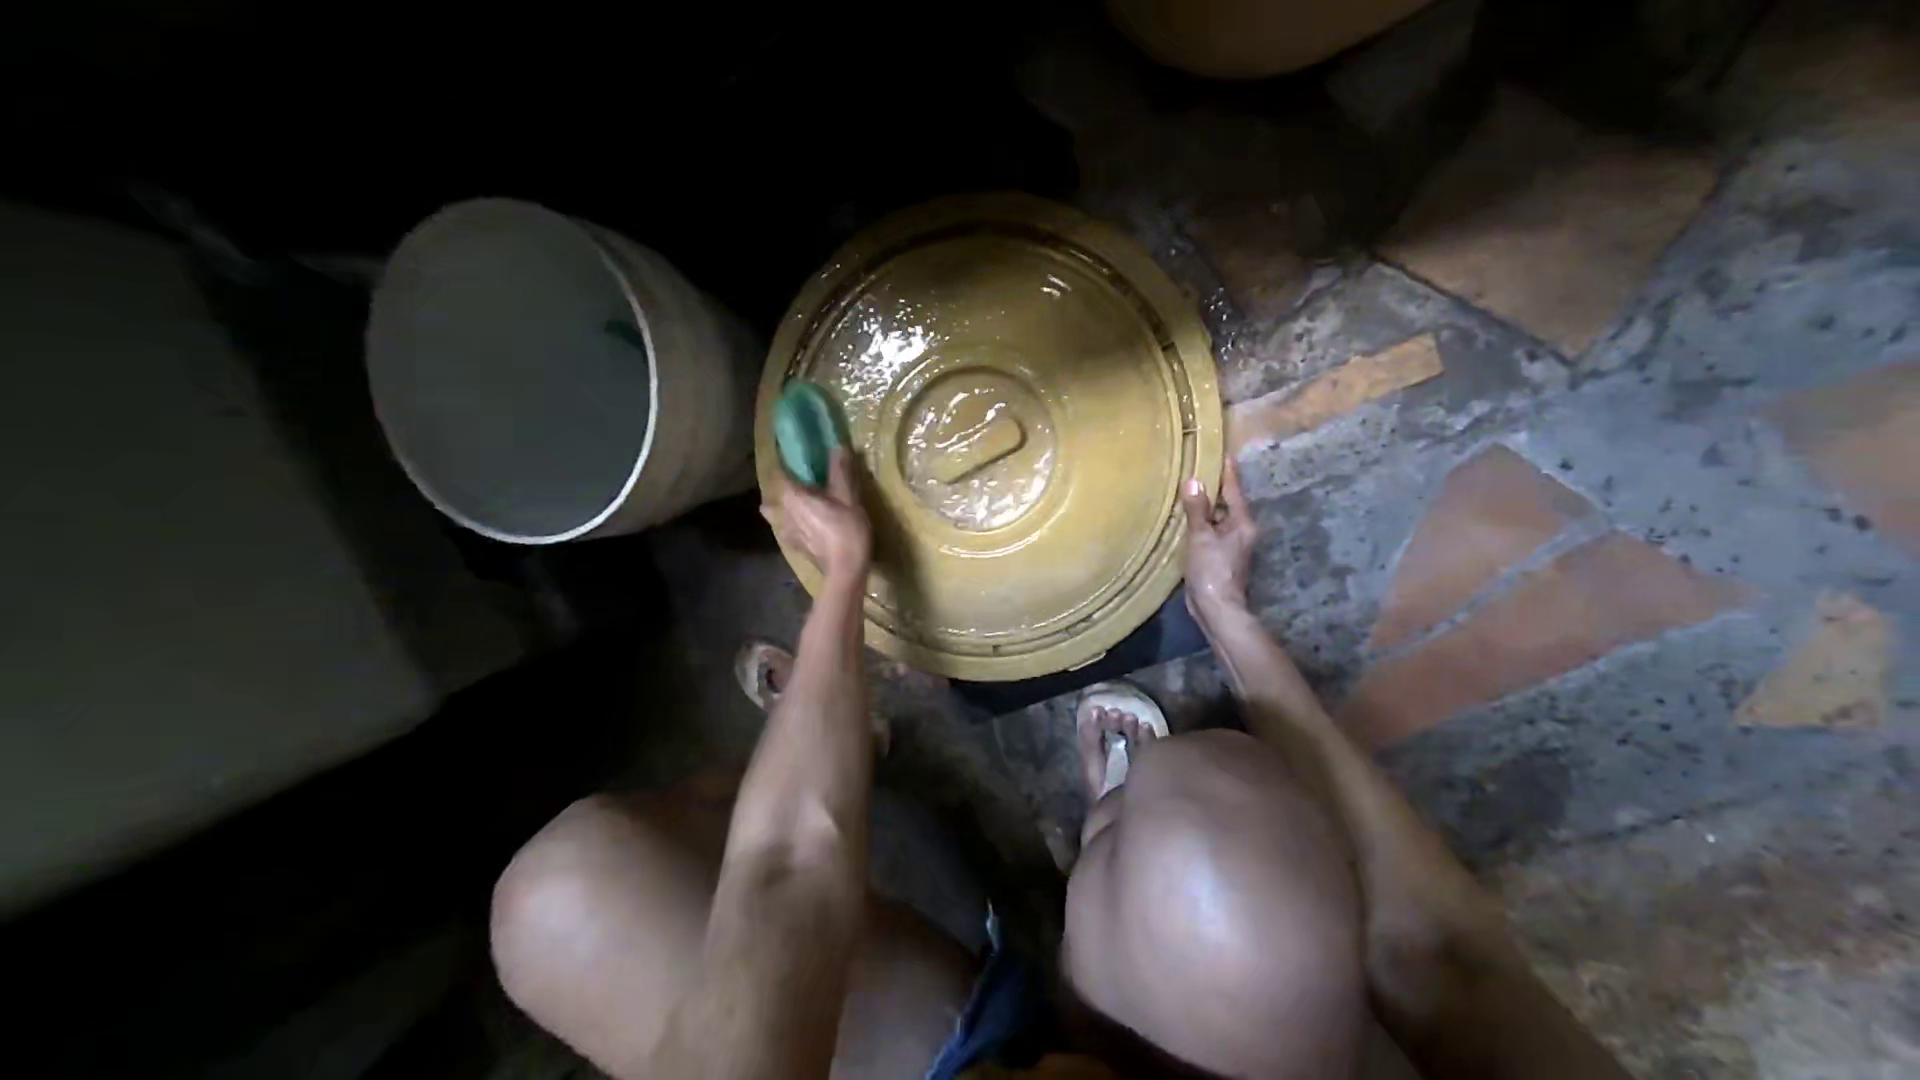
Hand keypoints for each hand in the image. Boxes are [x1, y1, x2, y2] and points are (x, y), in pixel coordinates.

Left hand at [764, 447, 871, 585]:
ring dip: (781, 509)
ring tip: (792, 506)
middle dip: (781, 489)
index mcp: (795, 498)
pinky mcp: (797, 548)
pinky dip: (791, 526)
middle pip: (775, 497)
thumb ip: (840, 472)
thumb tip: (837, 446)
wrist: (846, 571)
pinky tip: (800, 528)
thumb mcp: (849, 498)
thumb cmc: (847, 531)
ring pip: (777, 516)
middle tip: (796, 483)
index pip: (779, 475)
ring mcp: (789, 533)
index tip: (792, 459)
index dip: (783, 466)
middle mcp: (785, 514)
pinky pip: (788, 532)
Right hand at [1181, 458, 1256, 623]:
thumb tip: (1193, 480)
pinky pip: (1211, 532)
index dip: (1227, 472)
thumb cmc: (1212, 569)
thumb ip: (1197, 509)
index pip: (1234, 490)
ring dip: (1206, 507)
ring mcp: (1232, 546)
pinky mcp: (1221, 557)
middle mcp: (1242, 531)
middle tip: (1198, 468)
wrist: (1217, 607)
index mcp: (1243, 523)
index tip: (1222, 453)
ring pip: (1219, 519)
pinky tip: (1187, 519)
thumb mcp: (1201, 536)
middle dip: (1215, 488)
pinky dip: (1201, 523)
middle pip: (1228, 503)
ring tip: (1190, 491)